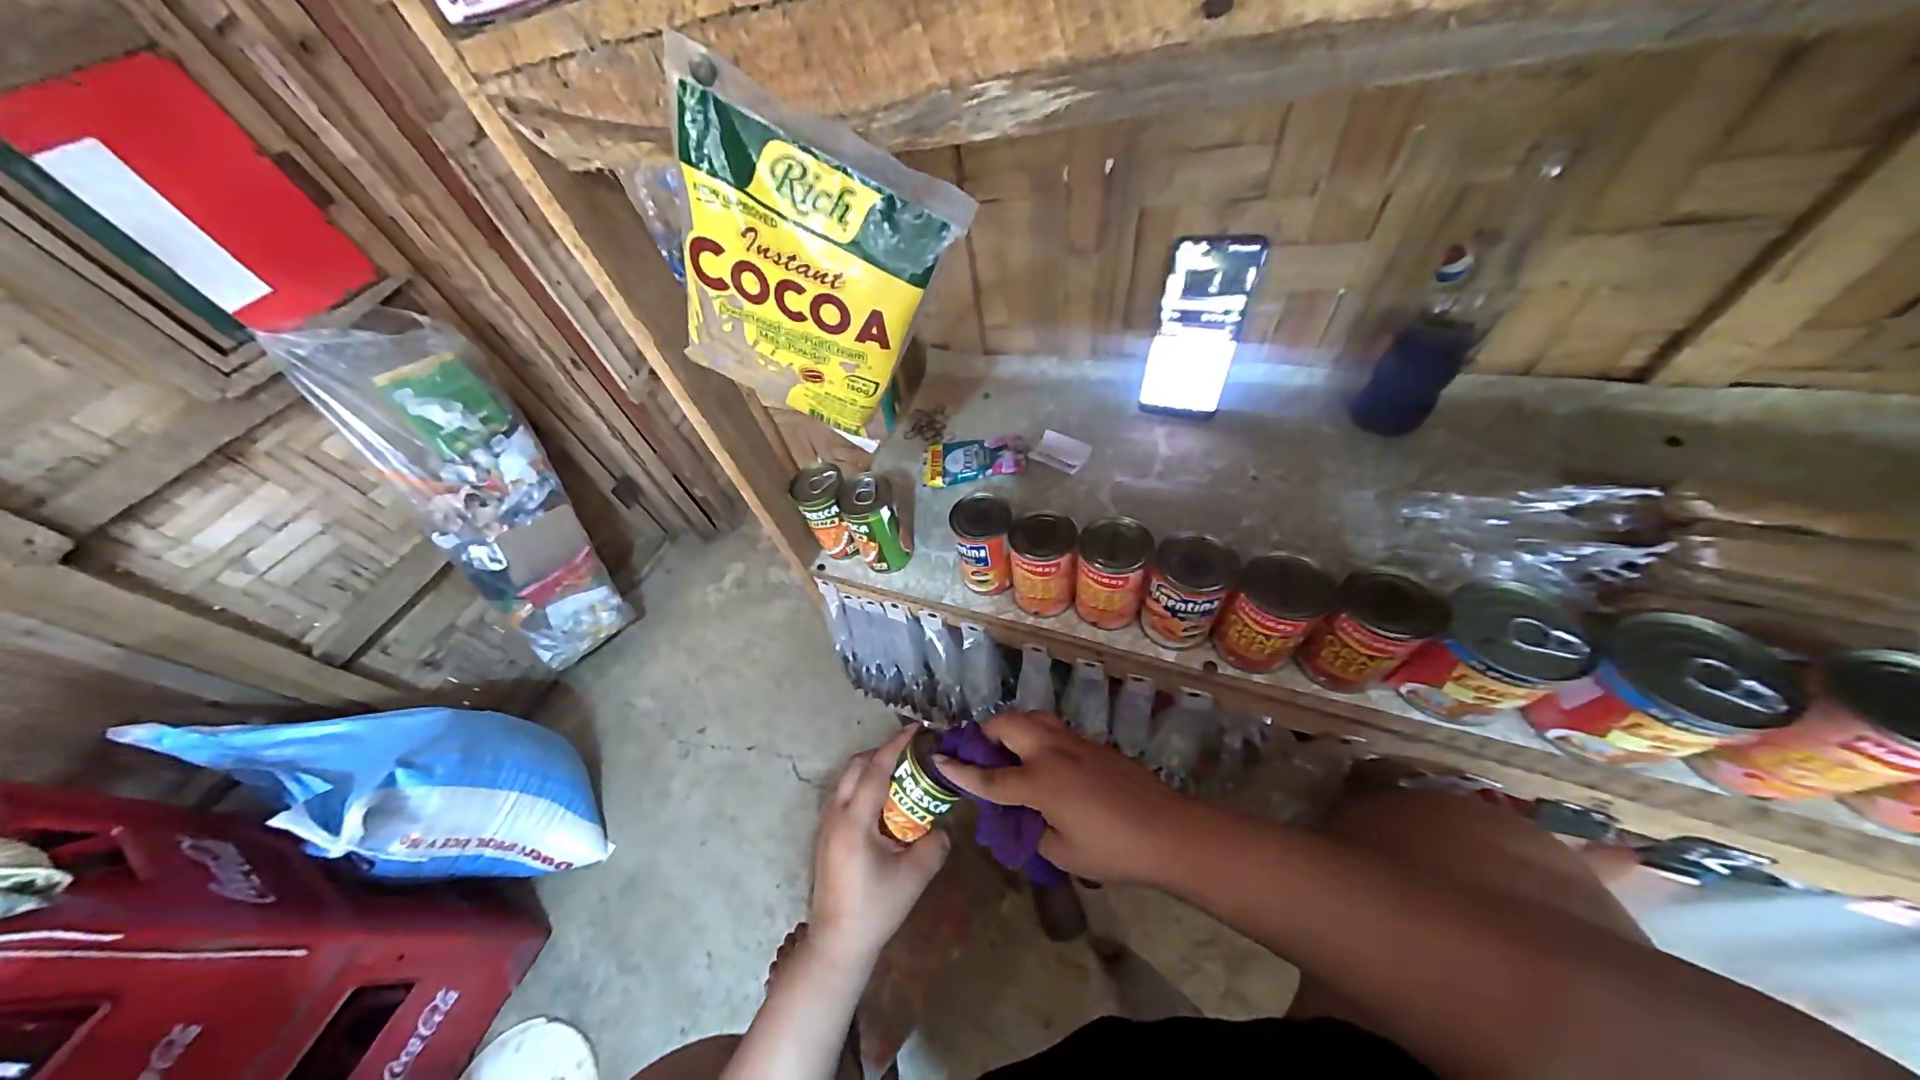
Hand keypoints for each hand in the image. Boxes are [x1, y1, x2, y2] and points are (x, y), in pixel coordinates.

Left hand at [809, 726, 949, 963]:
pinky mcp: (825, 837)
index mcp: (855, 820)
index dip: (896, 745)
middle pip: (856, 766)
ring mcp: (825, 825)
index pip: (876, 768)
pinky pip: (843, 795)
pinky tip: (883, 804)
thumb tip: (941, 828)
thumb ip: (934, 844)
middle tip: (911, 753)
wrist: (837, 943)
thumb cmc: (876, 908)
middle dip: (883, 751)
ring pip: (846, 779)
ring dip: (871, 768)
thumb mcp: (914, 876)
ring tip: (900, 774)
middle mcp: (835, 815)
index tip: (916, 729)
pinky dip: (862, 785)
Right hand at [933, 711, 1201, 883]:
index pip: (989, 776)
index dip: (961, 771)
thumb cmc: (1114, 850)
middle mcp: (1051, 753)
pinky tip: (1042, 759)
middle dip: (985, 734)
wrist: (1168, 830)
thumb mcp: (1063, 852)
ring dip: (1012, 727)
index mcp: (1039, 782)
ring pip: (1032, 716)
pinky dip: (1036, 734)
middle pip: (1006, 725)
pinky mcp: (1092, 743)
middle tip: (982, 755)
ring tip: (1010, 751)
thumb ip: (1033, 829)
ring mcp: (1074, 742)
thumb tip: (1023, 815)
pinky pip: (1053, 727)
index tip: (939, 759)